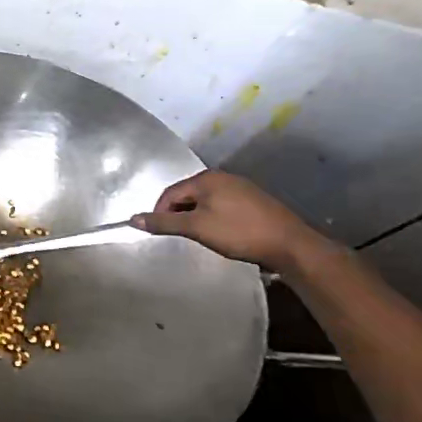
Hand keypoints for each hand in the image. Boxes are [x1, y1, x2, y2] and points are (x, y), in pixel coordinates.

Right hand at [128, 170, 324, 270]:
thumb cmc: (238, 232)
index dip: (159, 212)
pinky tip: (218, 232)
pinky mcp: (253, 199)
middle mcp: (222, 177)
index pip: (170, 193)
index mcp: (206, 179)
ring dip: (194, 216)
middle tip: (178, 234)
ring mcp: (240, 187)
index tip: (159, 232)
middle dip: (177, 214)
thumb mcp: (196, 228)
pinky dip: (212, 216)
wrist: (289, 244)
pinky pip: (221, 204)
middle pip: (187, 194)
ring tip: (197, 235)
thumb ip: (164, 222)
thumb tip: (133, 219)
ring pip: (204, 200)